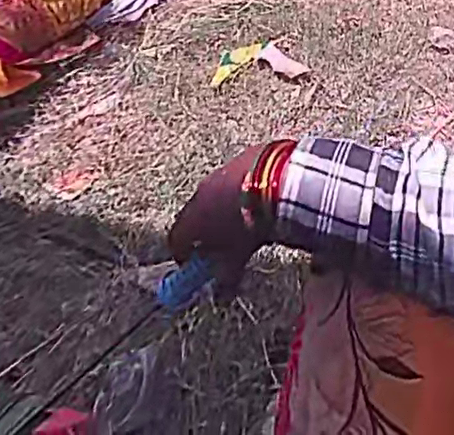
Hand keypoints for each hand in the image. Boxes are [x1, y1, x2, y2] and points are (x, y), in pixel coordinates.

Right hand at [167, 143, 268, 295]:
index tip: (194, 264)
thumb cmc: (251, 223)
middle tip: (221, 243)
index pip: (176, 240)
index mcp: (194, 216)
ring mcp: (222, 170)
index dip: (184, 255)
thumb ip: (225, 276)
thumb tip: (221, 296)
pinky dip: (241, 188)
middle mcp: (202, 190)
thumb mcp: (237, 255)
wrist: (277, 179)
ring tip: (243, 219)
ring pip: (216, 194)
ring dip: (223, 207)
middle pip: (195, 214)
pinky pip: (236, 177)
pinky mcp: (243, 156)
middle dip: (205, 230)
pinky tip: (258, 197)